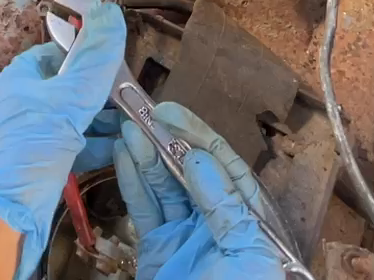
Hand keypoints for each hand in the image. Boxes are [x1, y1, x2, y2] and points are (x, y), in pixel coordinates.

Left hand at [0, 0, 126, 279]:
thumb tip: (111, 12)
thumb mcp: (67, 102)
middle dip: (100, 89)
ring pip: (72, 117)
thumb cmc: (29, 153)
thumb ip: (93, 61)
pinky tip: (120, 149)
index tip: (118, 60)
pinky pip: (72, 144)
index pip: (58, 51)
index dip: (87, 52)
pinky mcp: (39, 164)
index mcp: (18, 78)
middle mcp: (21, 102)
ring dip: (102, 118)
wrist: (4, 222)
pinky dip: (95, 144)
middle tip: (131, 95)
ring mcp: (29, 135)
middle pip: (68, 85)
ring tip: (133, 120)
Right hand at [114, 102, 281, 279]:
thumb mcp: (245, 260)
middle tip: (140, 113)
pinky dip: (133, 180)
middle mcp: (219, 227)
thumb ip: (226, 209)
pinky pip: (145, 208)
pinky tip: (122, 155)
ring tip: (127, 128)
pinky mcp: (157, 251)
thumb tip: (199, 159)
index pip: (226, 168)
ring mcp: (186, 238)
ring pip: (164, 185)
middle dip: (166, 141)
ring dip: (145, 154)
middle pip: (191, 172)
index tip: (170, 113)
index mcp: (251, 228)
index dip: (198, 137)